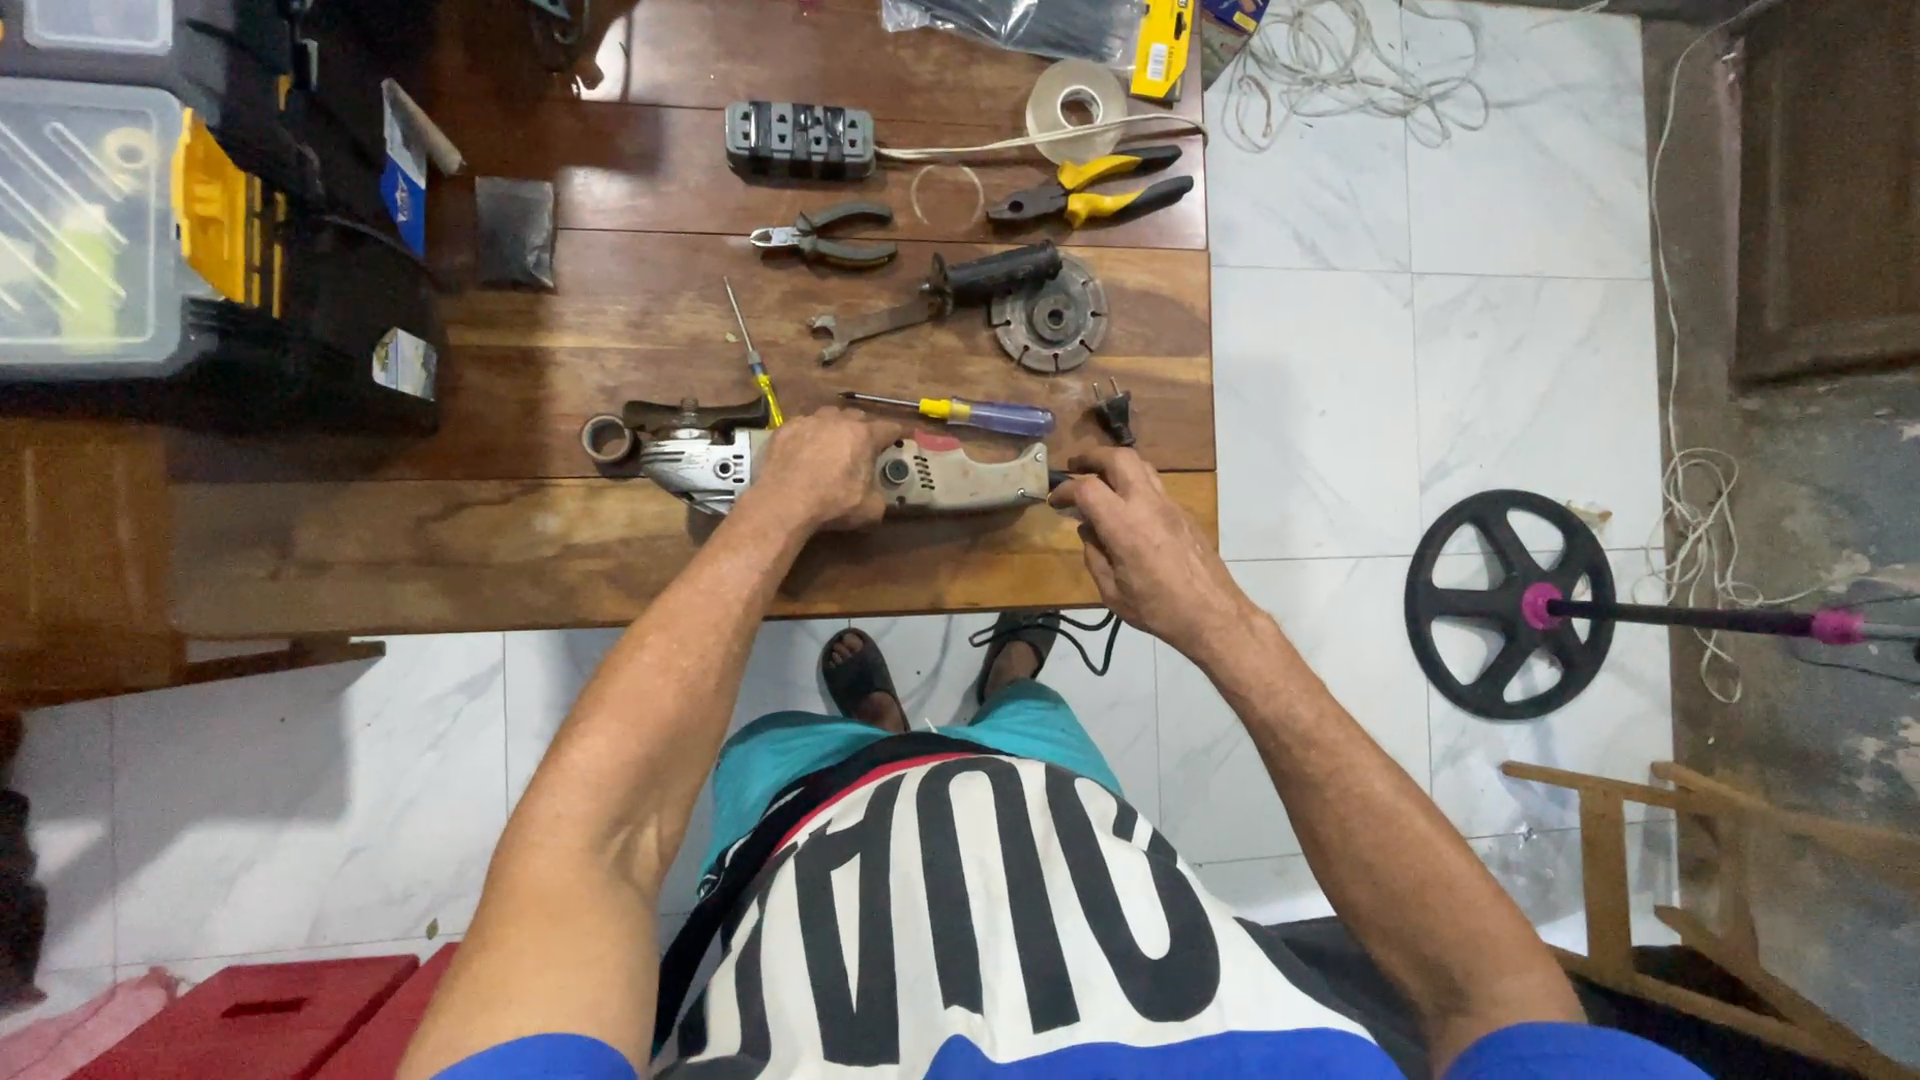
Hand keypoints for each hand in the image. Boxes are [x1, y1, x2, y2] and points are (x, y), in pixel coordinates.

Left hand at [746, 407, 906, 532]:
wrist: (783, 502)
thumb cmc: (832, 504)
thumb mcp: (869, 510)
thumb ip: (879, 499)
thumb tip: (877, 499)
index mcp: (864, 436)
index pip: (889, 428)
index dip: (896, 434)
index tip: (899, 439)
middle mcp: (838, 421)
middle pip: (857, 416)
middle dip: (862, 429)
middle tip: (861, 447)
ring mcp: (809, 421)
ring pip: (828, 416)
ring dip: (834, 427)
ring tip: (830, 445)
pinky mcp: (785, 428)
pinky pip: (802, 425)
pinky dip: (807, 435)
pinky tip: (802, 451)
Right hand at [1049, 448, 1257, 657]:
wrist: (1213, 614)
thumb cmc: (1158, 609)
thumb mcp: (1112, 592)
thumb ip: (1095, 556)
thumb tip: (1089, 532)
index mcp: (1124, 526)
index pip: (1086, 488)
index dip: (1065, 489)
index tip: (1054, 501)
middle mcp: (1147, 504)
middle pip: (1118, 458)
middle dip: (1092, 457)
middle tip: (1075, 465)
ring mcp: (1169, 505)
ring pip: (1141, 465)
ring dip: (1116, 465)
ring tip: (1100, 478)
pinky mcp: (1184, 513)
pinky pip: (1155, 485)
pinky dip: (1134, 483)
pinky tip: (1127, 506)